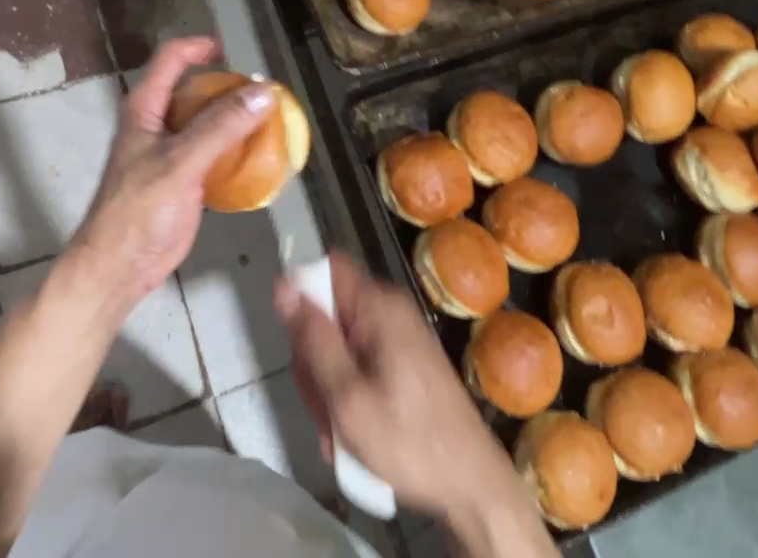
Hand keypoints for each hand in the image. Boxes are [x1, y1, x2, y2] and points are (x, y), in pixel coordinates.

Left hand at [65, 37, 277, 308]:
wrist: (120, 266)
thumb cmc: (137, 209)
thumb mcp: (180, 162)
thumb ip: (220, 127)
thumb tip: (263, 92)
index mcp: (145, 108)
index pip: (171, 60)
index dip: (200, 46)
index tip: (236, 47)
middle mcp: (158, 123)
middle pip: (197, 90)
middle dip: (230, 88)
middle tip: (268, 91)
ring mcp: (173, 152)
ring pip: (210, 123)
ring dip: (238, 120)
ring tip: (275, 119)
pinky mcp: (186, 179)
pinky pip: (217, 154)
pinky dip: (238, 151)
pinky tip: (264, 156)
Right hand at [275, 254, 517, 520]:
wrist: (472, 487)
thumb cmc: (410, 444)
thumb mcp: (347, 397)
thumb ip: (313, 340)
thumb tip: (285, 286)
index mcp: (379, 308)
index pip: (327, 269)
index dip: (301, 295)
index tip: (296, 341)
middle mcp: (390, 312)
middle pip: (328, 312)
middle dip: (314, 357)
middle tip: (322, 403)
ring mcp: (398, 338)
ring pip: (339, 343)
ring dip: (328, 385)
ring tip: (338, 427)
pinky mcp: (404, 363)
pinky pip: (359, 363)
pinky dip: (348, 393)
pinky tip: (352, 430)